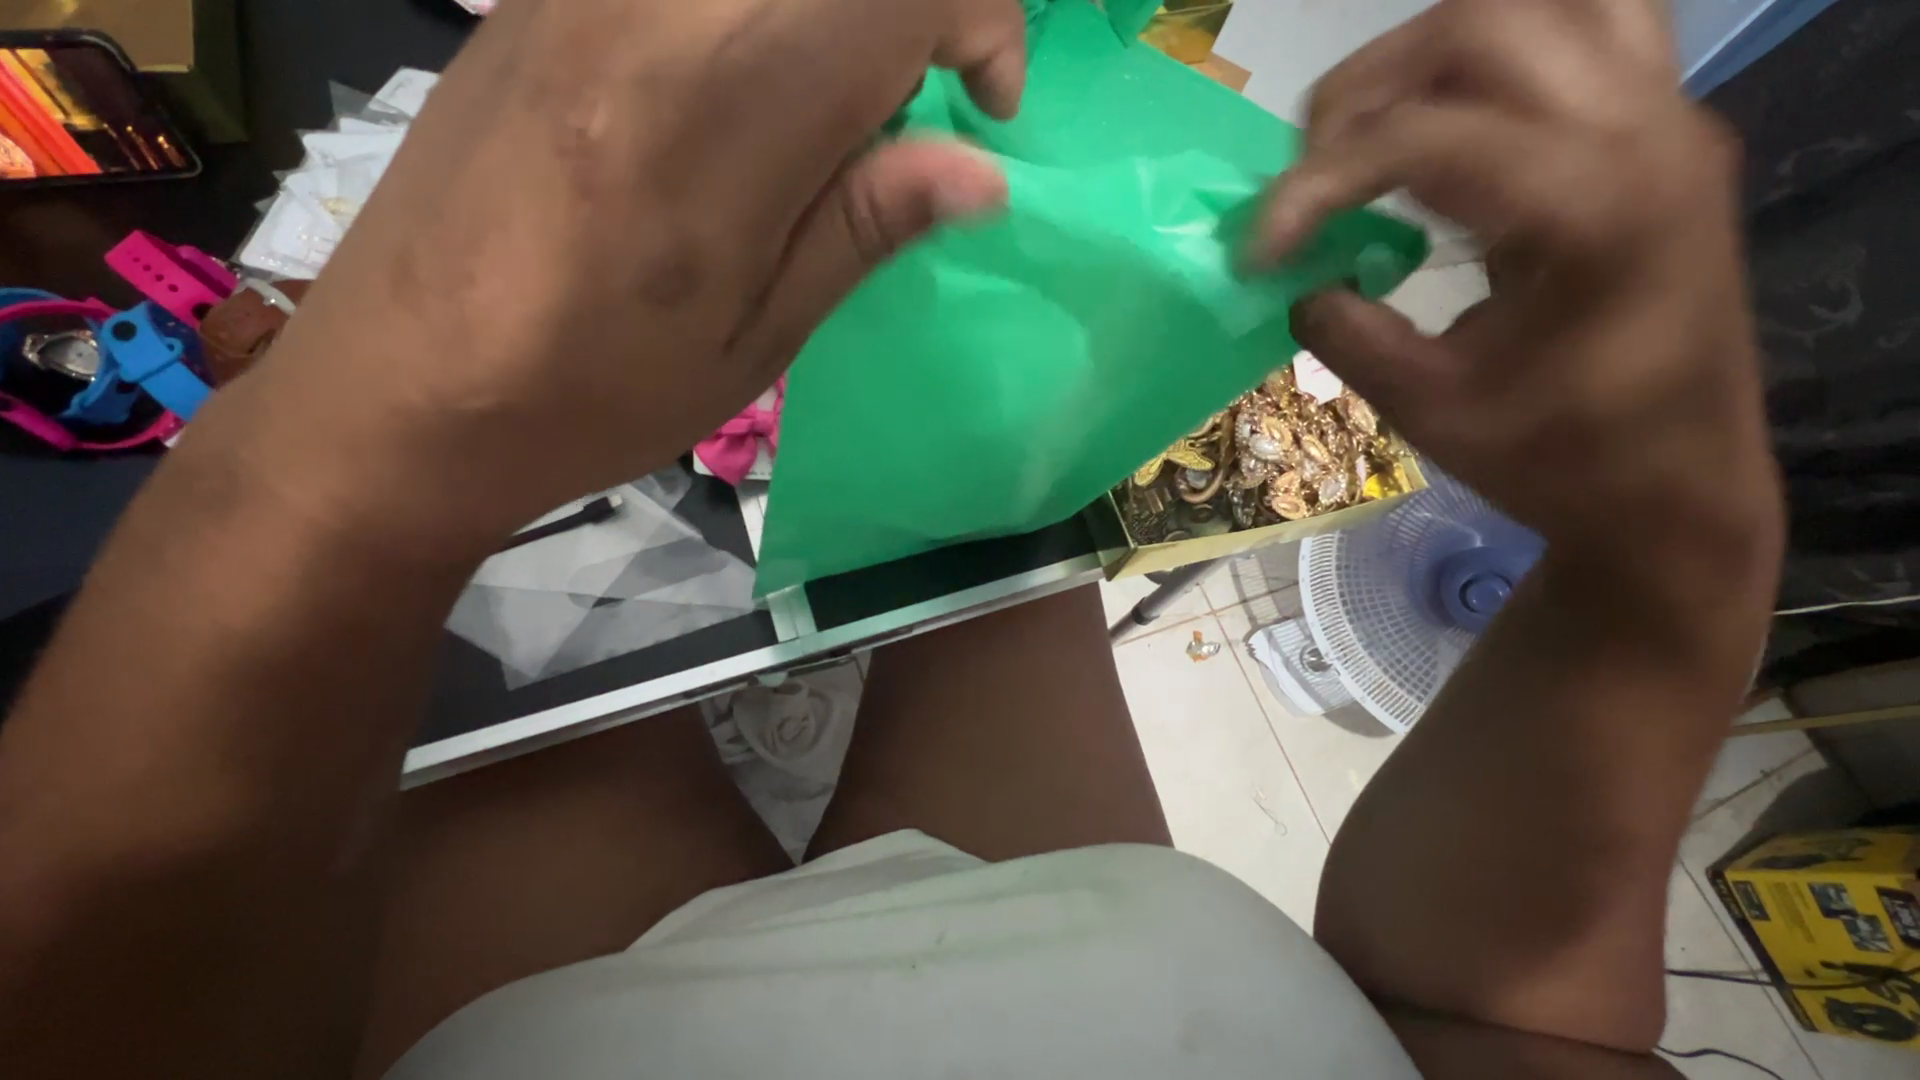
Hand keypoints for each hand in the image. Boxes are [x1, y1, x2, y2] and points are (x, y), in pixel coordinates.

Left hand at [202, 0, 1024, 547]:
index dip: (983, 20)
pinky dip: (761, 19)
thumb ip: (864, 226)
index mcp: (722, 111)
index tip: (987, 109)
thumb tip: (981, 170)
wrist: (401, 390)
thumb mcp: (757, 340)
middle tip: (915, 111)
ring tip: (832, 117)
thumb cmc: (595, 394)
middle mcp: (652, 6)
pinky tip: (742, 97)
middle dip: (915, 15)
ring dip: (834, 24)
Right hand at [1251, 0, 1782, 563]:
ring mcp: (1667, 116)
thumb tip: (1297, 283)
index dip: (1314, 185)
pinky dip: (1492, 60)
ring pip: (1537, 6)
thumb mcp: (1429, 409)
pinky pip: (1580, 30)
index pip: (1421, 138)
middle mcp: (1644, 130)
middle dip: (1361, 92)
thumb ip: (1348, 333)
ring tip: (1370, 135)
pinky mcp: (1662, 129)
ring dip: (1427, 57)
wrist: (1676, 485)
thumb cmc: (1556, 460)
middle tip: (1308, 174)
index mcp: (1590, 209)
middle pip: (1479, 26)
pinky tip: (1447, 124)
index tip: (1258, 252)